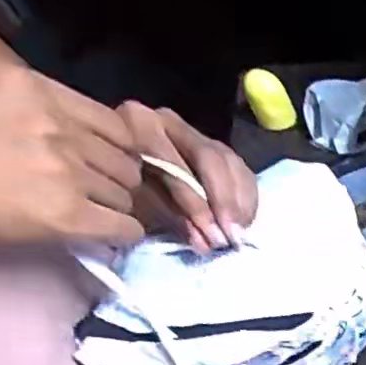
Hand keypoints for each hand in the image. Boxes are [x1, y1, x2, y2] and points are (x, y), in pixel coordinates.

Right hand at [0, 59, 146, 247]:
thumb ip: (22, 103)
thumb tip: (70, 128)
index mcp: (28, 86)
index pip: (115, 126)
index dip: (114, 150)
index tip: (99, 164)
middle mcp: (54, 125)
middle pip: (125, 165)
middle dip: (111, 181)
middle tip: (81, 192)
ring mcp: (64, 170)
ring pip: (125, 198)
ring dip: (108, 208)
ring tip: (68, 209)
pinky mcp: (69, 213)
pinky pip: (127, 230)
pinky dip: (119, 235)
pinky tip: (95, 234)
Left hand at [115, 101, 257, 252]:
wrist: (117, 175)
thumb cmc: (121, 189)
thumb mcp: (136, 203)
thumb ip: (171, 218)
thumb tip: (206, 243)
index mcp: (138, 126)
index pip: (178, 167)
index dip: (199, 206)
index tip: (214, 239)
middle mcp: (169, 121)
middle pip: (212, 159)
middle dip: (226, 202)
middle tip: (234, 235)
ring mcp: (198, 133)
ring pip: (232, 164)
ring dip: (241, 203)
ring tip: (241, 231)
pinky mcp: (219, 149)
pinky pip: (242, 172)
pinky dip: (247, 200)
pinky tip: (245, 222)